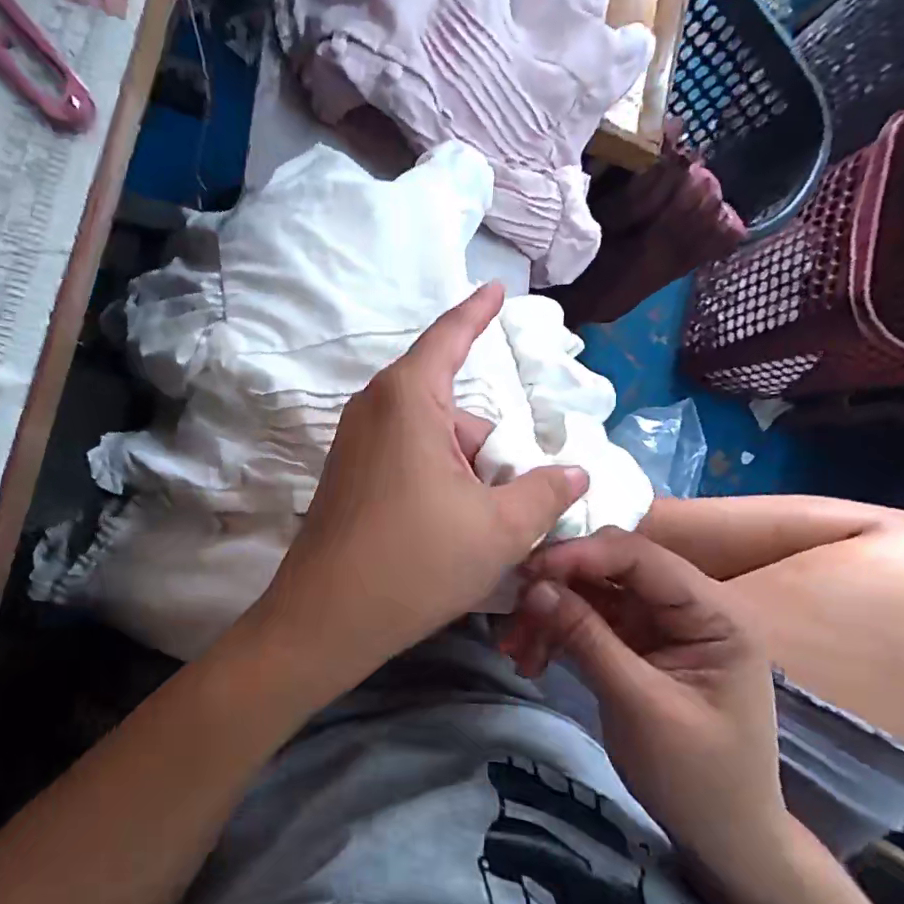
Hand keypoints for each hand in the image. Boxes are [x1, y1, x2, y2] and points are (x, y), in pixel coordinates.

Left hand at [248, 283, 587, 687]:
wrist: (328, 616)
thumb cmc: (417, 561)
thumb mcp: (500, 528)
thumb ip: (546, 492)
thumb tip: (576, 473)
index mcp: (406, 399)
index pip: (449, 338)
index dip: (477, 312)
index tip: (495, 287)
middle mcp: (373, 409)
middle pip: (453, 410)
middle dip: (488, 451)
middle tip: (508, 508)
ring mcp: (354, 444)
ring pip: (433, 442)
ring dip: (465, 476)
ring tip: (476, 535)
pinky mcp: (346, 475)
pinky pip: (406, 461)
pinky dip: (435, 484)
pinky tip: (444, 535)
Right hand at [496, 528, 786, 868]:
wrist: (722, 835)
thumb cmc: (698, 774)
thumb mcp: (640, 705)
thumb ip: (587, 638)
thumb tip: (533, 586)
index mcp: (714, 612)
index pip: (638, 557)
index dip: (579, 554)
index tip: (526, 573)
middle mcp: (686, 606)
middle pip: (607, 567)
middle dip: (556, 585)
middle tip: (512, 613)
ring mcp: (656, 623)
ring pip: (587, 592)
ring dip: (547, 613)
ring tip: (516, 650)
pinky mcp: (632, 642)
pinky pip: (583, 619)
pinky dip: (553, 633)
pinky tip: (530, 660)